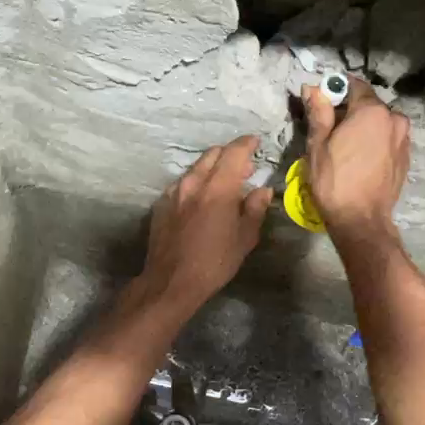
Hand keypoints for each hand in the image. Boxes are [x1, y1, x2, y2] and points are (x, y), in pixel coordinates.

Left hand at [136, 135, 273, 312]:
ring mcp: (174, 192)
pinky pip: (182, 183)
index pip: (234, 152)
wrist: (170, 281)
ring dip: (212, 168)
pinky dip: (196, 183)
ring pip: (196, 168)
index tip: (256, 143)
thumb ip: (255, 209)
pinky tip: (201, 199)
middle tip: (244, 168)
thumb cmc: (214, 263)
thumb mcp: (244, 239)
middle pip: (213, 154)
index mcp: (218, 188)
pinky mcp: (161, 204)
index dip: (247, 144)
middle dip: (230, 155)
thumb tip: (262, 190)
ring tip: (224, 183)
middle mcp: (193, 182)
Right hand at [303, 77, 409, 245]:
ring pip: (379, 122)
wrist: (362, 220)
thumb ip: (319, 112)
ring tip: (345, 147)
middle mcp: (394, 118)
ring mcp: (404, 138)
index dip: (336, 90)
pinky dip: (374, 141)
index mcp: (372, 111)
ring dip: (363, 127)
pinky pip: (387, 139)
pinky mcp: (405, 157)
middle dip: (349, 110)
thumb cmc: (335, 181)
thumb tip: (313, 88)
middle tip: (329, 129)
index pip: (354, 85)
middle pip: (368, 104)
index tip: (321, 101)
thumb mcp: (318, 145)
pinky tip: (360, 159)